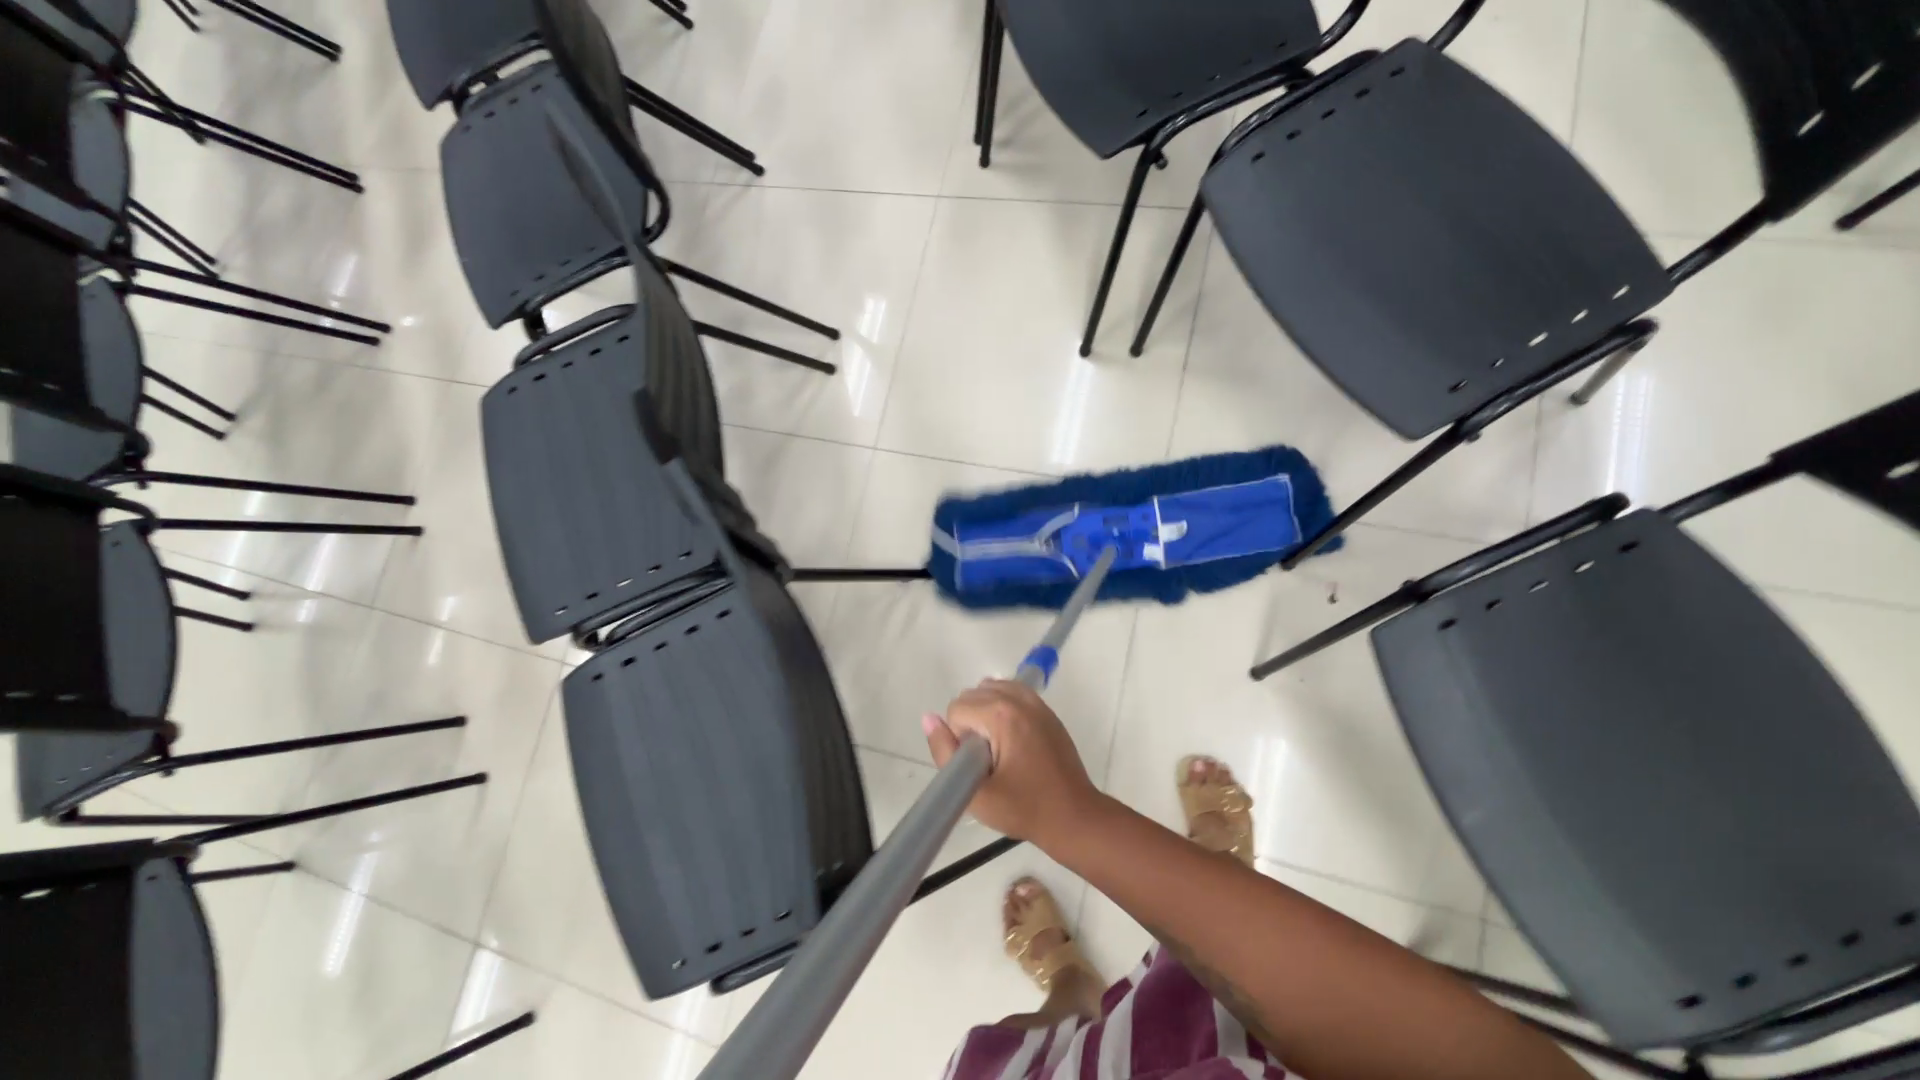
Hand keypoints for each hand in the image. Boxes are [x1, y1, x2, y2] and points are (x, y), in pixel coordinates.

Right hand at [922, 679, 1103, 846]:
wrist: (1073, 816)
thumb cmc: (1023, 809)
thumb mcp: (976, 792)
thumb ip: (945, 753)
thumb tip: (929, 718)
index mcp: (1002, 715)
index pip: (957, 709)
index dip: (959, 740)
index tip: (978, 766)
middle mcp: (1019, 699)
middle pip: (973, 695)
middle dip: (970, 724)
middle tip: (987, 760)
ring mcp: (1037, 702)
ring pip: (991, 689)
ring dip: (985, 713)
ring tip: (997, 749)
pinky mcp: (1047, 711)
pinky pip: (1012, 693)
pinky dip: (1003, 708)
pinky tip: (1010, 740)